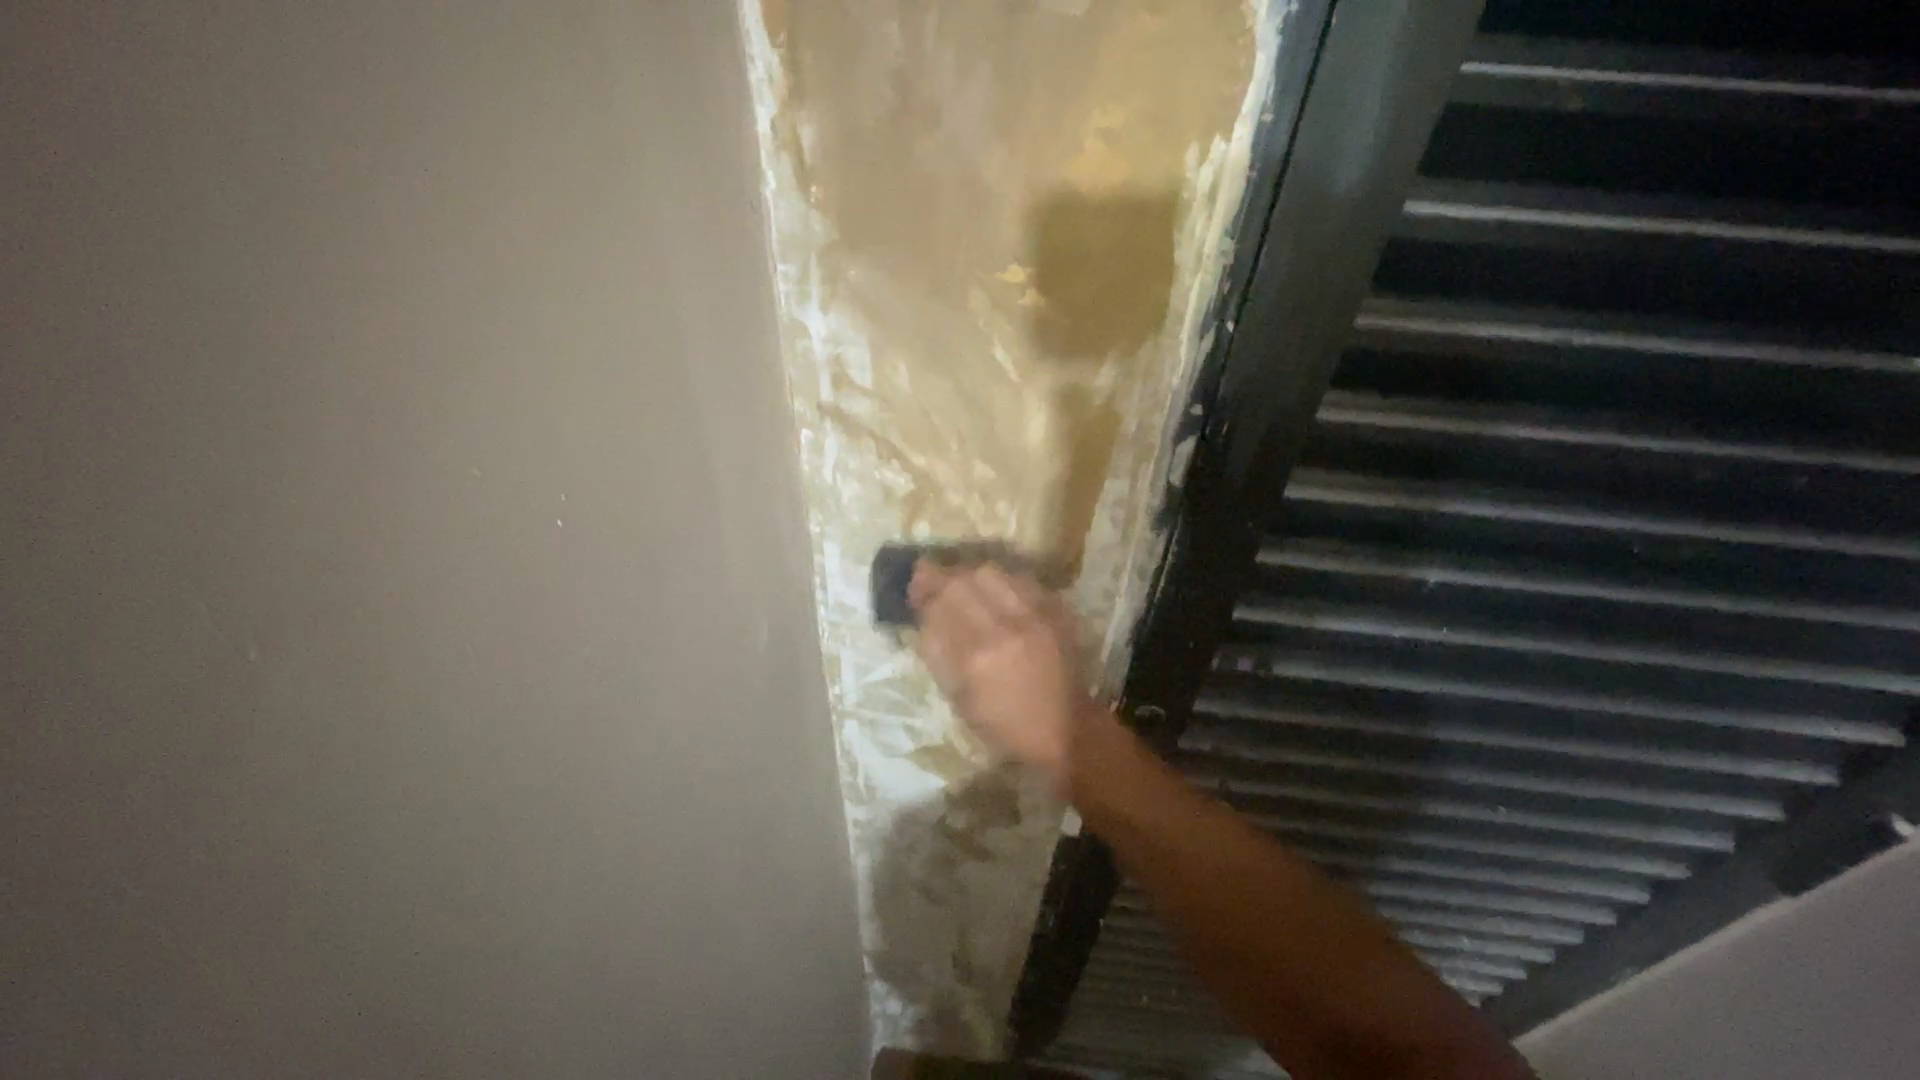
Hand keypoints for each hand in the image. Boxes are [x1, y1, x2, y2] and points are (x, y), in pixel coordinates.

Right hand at [908, 561, 1088, 788]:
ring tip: (964, 584)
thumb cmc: (1007, 726)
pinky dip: (1002, 583)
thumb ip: (940, 657)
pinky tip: (997, 593)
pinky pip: (1021, 581)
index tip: (915, 591)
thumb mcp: (962, 701)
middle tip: (932, 580)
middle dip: (941, 577)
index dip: (922, 594)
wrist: (1067, 728)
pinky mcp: (1056, 612)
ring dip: (970, 576)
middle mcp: (1004, 629)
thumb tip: (925, 621)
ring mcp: (1033, 616)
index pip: (939, 608)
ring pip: (992, 573)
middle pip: (962, 581)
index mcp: (976, 658)